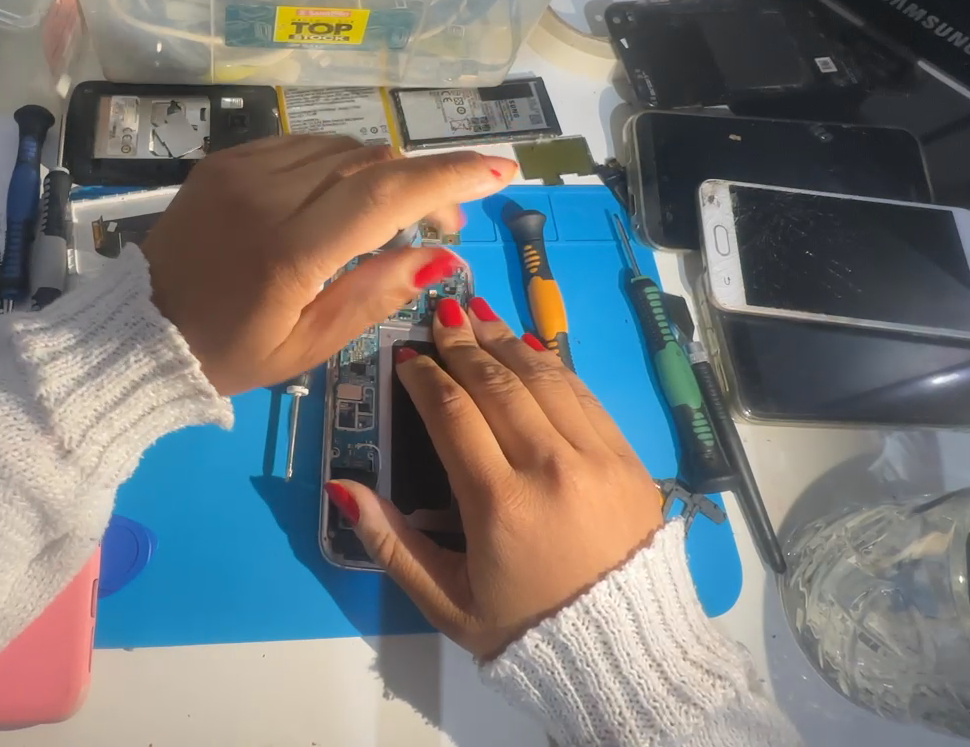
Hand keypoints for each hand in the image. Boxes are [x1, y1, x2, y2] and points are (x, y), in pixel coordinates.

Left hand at [142, 136, 512, 394]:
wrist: (140, 327)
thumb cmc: (229, 351)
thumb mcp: (306, 346)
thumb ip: (375, 295)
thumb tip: (440, 255)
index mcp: (290, 252)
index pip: (386, 195)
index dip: (450, 176)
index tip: (501, 170)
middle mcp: (267, 195)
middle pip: (371, 161)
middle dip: (422, 180)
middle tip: (441, 223)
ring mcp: (241, 169)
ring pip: (340, 146)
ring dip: (380, 172)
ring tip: (389, 214)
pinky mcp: (224, 159)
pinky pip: (302, 144)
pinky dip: (336, 163)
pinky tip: (338, 196)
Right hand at [326, 296, 665, 658]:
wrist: (627, 656)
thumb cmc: (525, 627)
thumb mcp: (445, 601)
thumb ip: (389, 542)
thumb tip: (342, 486)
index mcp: (499, 504)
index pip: (452, 412)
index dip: (425, 377)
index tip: (407, 356)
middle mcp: (549, 468)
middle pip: (495, 383)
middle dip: (461, 344)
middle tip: (438, 315)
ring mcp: (595, 458)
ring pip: (540, 377)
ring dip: (504, 340)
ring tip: (476, 314)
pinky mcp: (628, 458)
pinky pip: (582, 393)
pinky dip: (551, 362)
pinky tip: (528, 344)